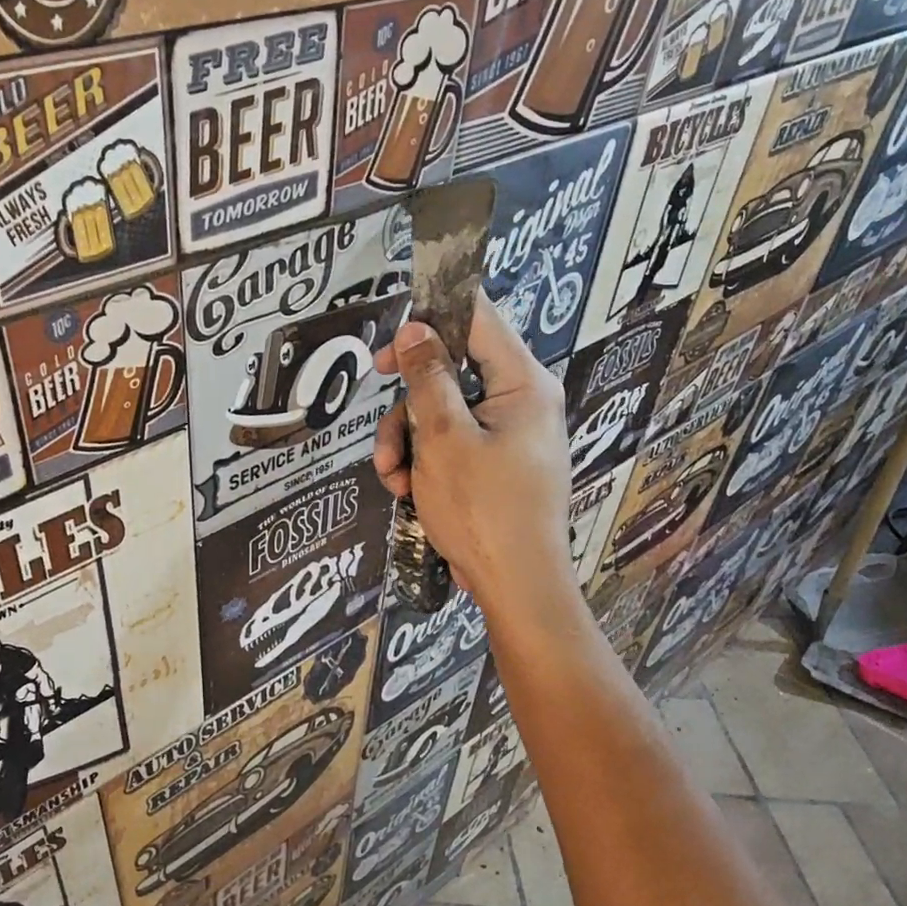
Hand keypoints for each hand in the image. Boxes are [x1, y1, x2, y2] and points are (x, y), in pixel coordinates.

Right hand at [373, 289, 577, 603]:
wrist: (516, 586)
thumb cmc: (482, 508)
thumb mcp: (442, 438)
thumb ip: (427, 378)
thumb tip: (416, 329)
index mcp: (523, 384)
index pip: (478, 319)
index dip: (431, 319)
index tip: (390, 345)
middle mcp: (521, 402)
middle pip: (451, 374)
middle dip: (408, 409)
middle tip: (384, 433)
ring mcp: (509, 436)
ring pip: (442, 414)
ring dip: (407, 443)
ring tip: (393, 479)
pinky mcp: (496, 466)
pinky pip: (451, 445)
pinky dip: (424, 463)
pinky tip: (406, 492)